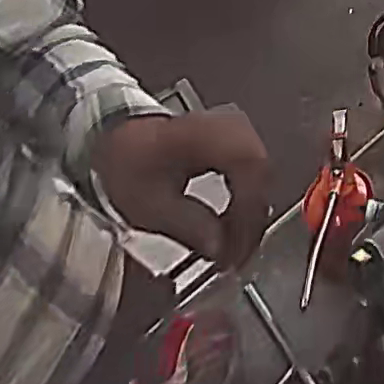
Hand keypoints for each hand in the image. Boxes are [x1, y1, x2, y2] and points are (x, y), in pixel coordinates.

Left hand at [95, 109, 271, 268]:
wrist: (120, 138)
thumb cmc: (129, 165)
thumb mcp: (149, 204)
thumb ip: (190, 226)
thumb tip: (222, 249)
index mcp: (211, 136)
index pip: (249, 174)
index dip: (246, 217)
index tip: (236, 252)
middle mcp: (234, 127)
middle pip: (261, 175)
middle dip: (252, 220)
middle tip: (238, 256)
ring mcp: (240, 129)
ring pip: (263, 174)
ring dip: (253, 212)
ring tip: (236, 246)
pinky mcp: (240, 138)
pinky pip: (255, 170)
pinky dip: (249, 199)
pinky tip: (237, 222)